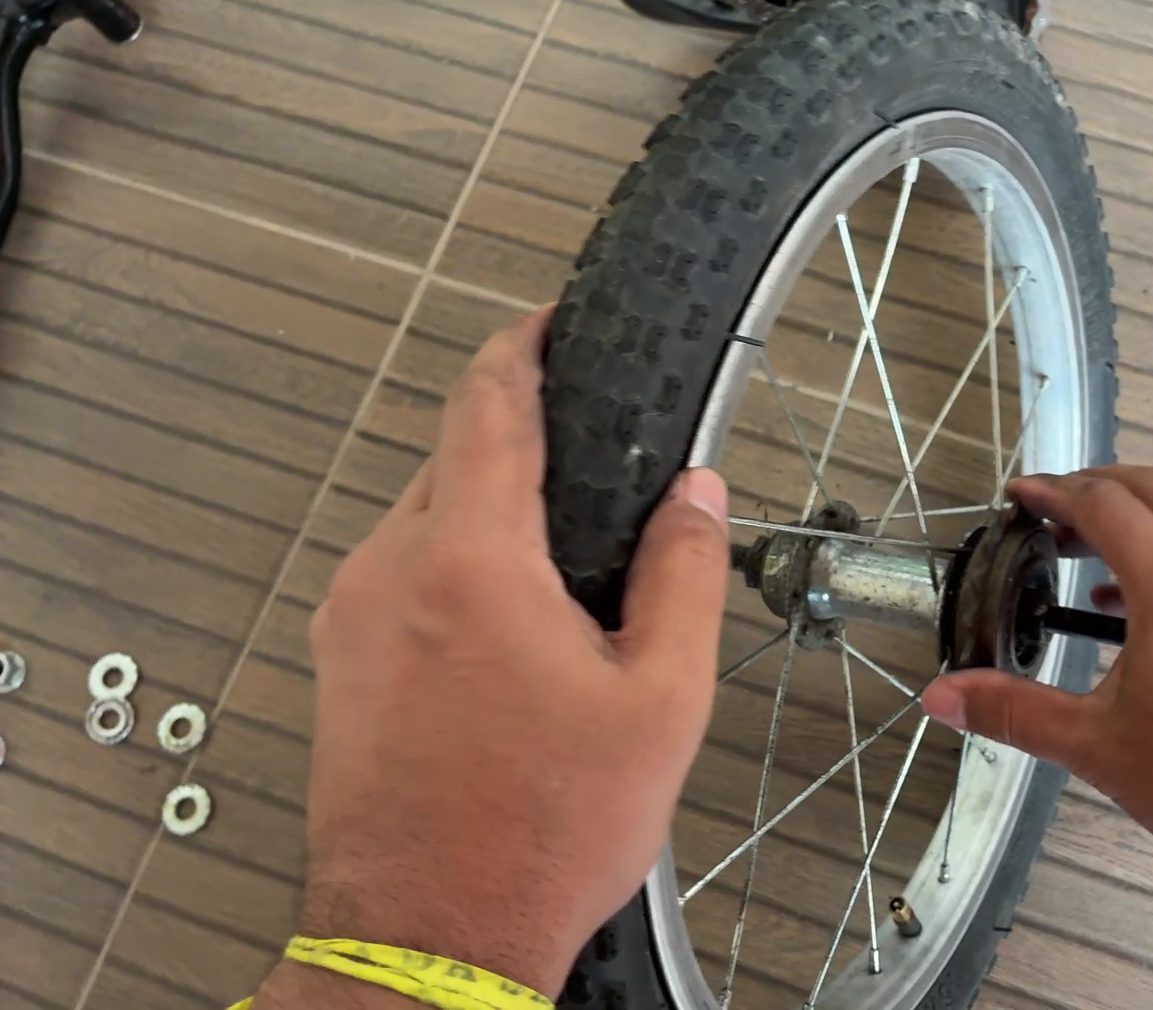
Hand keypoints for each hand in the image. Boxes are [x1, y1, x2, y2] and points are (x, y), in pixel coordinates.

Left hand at [270, 308, 731, 998]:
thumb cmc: (548, 826)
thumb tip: (698, 493)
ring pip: (434, 514)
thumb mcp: (663, 693)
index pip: (488, 413)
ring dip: (502, 504)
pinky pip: (410, 567)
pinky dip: (468, 552)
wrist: (433, 943)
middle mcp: (391, 578)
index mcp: (471, 568)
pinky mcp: (343, 659)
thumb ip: (685, 573)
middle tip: (605, 462)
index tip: (549, 321)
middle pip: (461, 458)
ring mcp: (353, 619)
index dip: (521, 351)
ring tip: (580, 546)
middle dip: (528, 441)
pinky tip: (527, 606)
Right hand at [921, 466, 1152, 876]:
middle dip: (1094, 484)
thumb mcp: (1096, 745)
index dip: (1053, 492)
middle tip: (1047, 504)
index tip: (1019, 494)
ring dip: (1130, 515)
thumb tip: (942, 696)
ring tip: (1078, 547)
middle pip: (1152, 487)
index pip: (1104, 505)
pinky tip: (1125, 600)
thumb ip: (1013, 711)